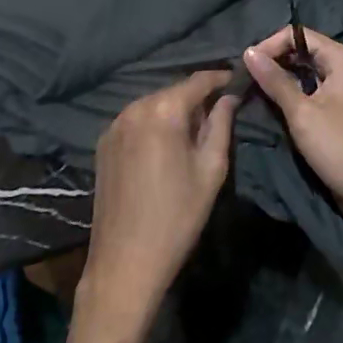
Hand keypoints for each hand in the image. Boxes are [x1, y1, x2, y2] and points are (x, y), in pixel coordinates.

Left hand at [83, 71, 239, 304]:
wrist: (125, 264)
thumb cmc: (177, 216)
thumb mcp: (211, 168)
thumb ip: (222, 124)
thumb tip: (230, 97)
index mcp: (163, 111)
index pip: (199, 80)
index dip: (222, 78)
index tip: (239, 81)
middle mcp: (135, 108)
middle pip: (175, 91)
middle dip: (198, 97)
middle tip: (221, 112)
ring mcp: (114, 126)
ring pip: (155, 104)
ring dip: (176, 111)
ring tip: (195, 131)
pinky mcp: (103, 144)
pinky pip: (137, 120)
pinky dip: (155, 123)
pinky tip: (166, 146)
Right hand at [244, 27, 342, 211]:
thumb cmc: (336, 146)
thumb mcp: (301, 112)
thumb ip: (275, 81)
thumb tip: (248, 52)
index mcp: (339, 57)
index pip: (297, 34)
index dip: (270, 44)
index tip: (246, 64)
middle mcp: (340, 64)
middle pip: (299, 48)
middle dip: (272, 57)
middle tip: (244, 74)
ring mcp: (337, 84)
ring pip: (301, 68)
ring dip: (277, 74)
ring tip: (250, 84)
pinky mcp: (332, 103)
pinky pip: (305, 85)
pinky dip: (287, 88)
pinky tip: (268, 98)